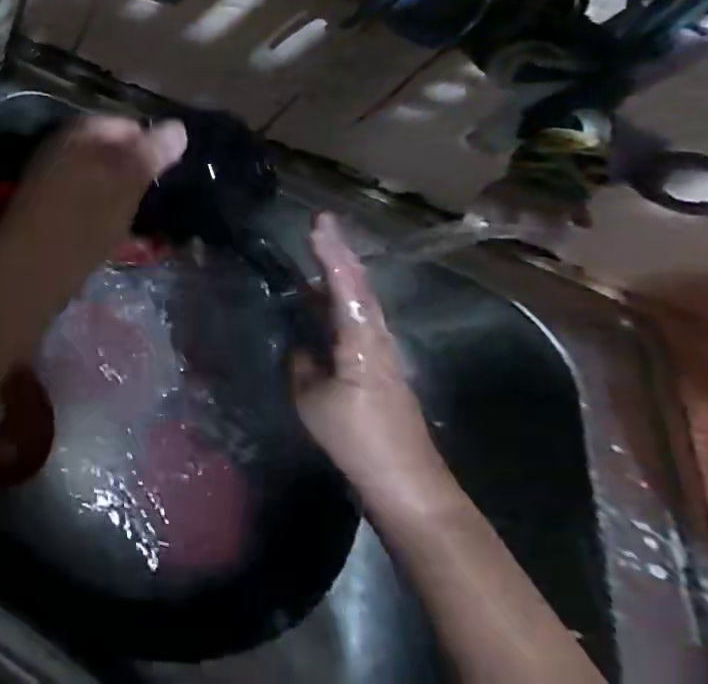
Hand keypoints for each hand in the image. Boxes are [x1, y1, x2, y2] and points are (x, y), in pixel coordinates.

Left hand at [0, 117, 184, 316]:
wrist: (28, 270)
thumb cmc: (81, 222)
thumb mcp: (125, 183)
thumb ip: (151, 153)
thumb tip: (177, 128)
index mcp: (75, 134)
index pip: (123, 125)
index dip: (150, 143)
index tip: (171, 169)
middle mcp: (57, 150)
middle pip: (107, 150)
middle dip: (134, 167)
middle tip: (158, 191)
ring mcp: (47, 179)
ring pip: (94, 175)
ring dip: (119, 190)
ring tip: (141, 211)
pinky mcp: (43, 209)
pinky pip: (82, 196)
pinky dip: (101, 206)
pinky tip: (115, 228)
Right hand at [293, 214, 454, 510]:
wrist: (407, 483)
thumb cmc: (356, 437)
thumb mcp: (312, 398)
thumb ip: (303, 363)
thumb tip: (300, 344)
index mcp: (362, 342)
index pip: (346, 288)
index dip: (331, 254)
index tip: (316, 224)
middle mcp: (379, 340)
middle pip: (360, 288)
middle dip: (339, 255)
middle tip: (319, 226)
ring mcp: (383, 355)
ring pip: (362, 303)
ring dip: (340, 275)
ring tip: (316, 254)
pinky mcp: (380, 370)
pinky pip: (358, 322)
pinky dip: (340, 300)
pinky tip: (323, 303)